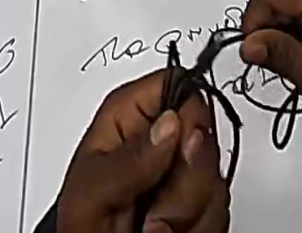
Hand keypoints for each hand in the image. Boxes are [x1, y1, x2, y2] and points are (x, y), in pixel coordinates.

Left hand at [57, 68, 230, 232]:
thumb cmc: (81, 229)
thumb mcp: (92, 190)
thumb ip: (130, 158)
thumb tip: (171, 122)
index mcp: (128, 118)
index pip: (176, 83)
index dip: (187, 113)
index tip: (180, 148)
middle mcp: (158, 139)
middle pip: (203, 133)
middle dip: (186, 181)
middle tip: (153, 212)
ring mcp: (179, 174)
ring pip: (214, 178)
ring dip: (188, 215)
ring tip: (151, 229)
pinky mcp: (196, 207)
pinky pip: (220, 212)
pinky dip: (199, 231)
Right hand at [239, 0, 301, 141]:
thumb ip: (281, 55)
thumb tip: (247, 43)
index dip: (254, 26)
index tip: (257, 56)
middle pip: (270, 0)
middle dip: (266, 32)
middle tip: (277, 66)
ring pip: (279, 10)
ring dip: (279, 38)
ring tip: (298, 68)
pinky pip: (293, 18)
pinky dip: (291, 40)